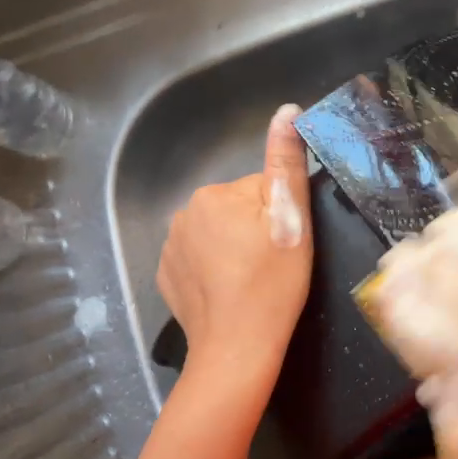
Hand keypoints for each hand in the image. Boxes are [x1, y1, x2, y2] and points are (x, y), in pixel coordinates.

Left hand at [157, 105, 312, 377]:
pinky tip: (227, 294)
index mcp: (216, 194)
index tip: (285, 247)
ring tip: (250, 284)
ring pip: (215, 236)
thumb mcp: (292, 221)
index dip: (279, 218)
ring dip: (232, 251)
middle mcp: (184, 212)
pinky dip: (212, 273)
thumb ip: (286, 164)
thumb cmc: (273, 284)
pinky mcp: (166, 277)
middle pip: (235, 211)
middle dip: (253, 231)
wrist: (236, 348)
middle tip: (272, 267)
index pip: (259, 192)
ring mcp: (169, 246)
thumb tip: (287, 110)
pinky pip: (196, 261)